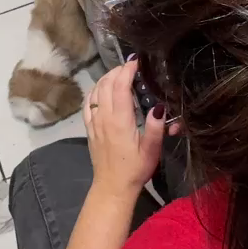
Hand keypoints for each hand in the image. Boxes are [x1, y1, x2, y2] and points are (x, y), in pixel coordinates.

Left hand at [81, 61, 165, 197]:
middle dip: (117, 70)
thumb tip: (159, 106)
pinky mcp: (89, 128)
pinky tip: (102, 89)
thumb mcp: (151, 150)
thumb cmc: (134, 169)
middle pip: (106, 84)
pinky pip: (88, 103)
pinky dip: (95, 91)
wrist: (112, 187)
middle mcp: (104, 118)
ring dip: (106, 78)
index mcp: (120, 121)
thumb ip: (155, 127)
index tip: (137, 61)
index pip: (120, 87)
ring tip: (119, 74)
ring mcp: (94, 122)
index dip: (127, 70)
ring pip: (96, 91)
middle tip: (131, 66)